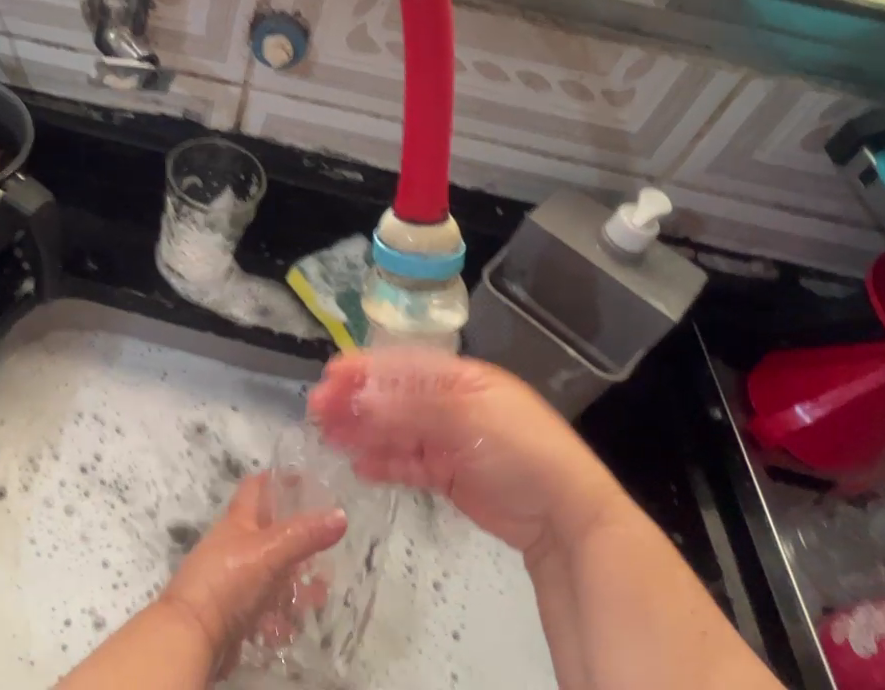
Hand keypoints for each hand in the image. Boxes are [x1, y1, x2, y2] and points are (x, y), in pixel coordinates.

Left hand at [157, 473, 347, 674]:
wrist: (190, 636)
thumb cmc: (227, 582)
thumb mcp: (269, 553)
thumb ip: (304, 535)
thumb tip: (341, 514)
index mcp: (236, 523)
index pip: (255, 489)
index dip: (275, 479)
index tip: (302, 478)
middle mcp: (232, 547)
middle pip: (266, 534)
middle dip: (296, 540)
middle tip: (325, 548)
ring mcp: (230, 581)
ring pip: (269, 574)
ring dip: (293, 583)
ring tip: (320, 593)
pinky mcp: (232, 614)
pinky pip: (262, 609)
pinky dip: (279, 615)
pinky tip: (292, 625)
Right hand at [306, 348, 619, 553]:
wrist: (567, 517)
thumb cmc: (523, 452)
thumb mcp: (469, 419)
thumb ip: (412, 408)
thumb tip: (360, 399)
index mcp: (462, 379)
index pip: (404, 367)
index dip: (366, 369)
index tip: (330, 375)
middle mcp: (453, 405)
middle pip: (394, 399)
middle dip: (356, 402)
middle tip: (317, 410)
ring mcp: (450, 441)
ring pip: (396, 431)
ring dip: (362, 431)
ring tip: (328, 437)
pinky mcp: (449, 475)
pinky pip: (408, 463)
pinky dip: (384, 462)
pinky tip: (359, 465)